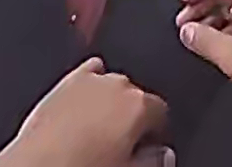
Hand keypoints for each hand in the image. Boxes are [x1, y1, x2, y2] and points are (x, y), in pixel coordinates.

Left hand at [0, 58, 167, 166]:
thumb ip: (151, 162)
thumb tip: (163, 154)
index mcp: (138, 106)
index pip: (160, 112)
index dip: (155, 133)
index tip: (148, 148)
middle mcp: (119, 85)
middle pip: (137, 97)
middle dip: (132, 119)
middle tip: (118, 148)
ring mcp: (92, 80)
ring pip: (114, 87)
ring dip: (111, 104)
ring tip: (96, 134)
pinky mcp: (67, 81)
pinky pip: (90, 73)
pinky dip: (91, 87)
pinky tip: (84, 108)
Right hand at [176, 0, 231, 132]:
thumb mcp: (228, 53)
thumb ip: (203, 38)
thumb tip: (186, 29)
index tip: (183, 0)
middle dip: (202, 5)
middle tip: (182, 19)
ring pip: (230, 10)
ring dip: (209, 20)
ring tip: (189, 33)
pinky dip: (220, 31)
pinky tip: (206, 43)